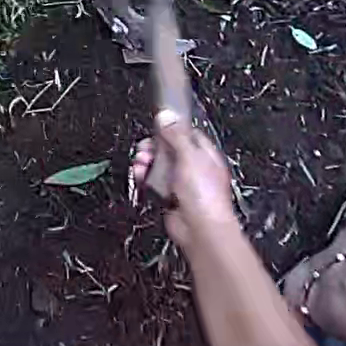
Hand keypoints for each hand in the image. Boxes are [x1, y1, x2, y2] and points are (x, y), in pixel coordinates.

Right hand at [129, 109, 236, 244]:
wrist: (200, 230)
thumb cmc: (205, 196)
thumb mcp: (189, 156)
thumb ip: (176, 134)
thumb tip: (166, 116)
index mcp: (205, 154)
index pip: (186, 133)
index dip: (170, 129)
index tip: (156, 128)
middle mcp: (194, 167)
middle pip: (168, 149)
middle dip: (153, 147)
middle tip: (145, 149)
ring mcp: (181, 183)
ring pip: (158, 165)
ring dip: (146, 163)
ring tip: (141, 164)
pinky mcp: (169, 197)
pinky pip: (153, 183)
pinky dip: (145, 179)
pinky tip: (141, 177)